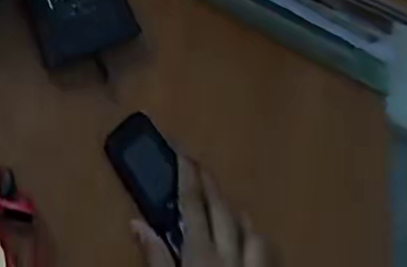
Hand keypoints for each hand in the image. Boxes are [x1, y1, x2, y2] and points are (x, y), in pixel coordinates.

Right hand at [133, 158, 268, 266]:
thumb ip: (155, 258)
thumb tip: (137, 223)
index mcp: (201, 252)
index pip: (192, 202)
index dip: (186, 173)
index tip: (181, 150)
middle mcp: (230, 256)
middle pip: (222, 209)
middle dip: (209, 183)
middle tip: (197, 164)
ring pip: (253, 232)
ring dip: (238, 214)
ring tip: (227, 205)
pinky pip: (269, 257)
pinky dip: (257, 241)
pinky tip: (251, 243)